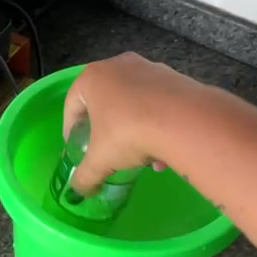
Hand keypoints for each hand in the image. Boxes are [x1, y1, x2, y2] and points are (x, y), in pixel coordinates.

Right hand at [62, 53, 213, 193]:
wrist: (185, 121)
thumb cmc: (129, 133)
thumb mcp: (101, 160)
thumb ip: (85, 176)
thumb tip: (80, 190)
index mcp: (92, 78)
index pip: (72, 104)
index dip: (71, 129)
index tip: (78, 147)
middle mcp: (119, 66)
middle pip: (104, 102)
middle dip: (106, 130)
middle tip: (108, 150)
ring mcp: (150, 68)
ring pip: (133, 103)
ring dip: (133, 128)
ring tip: (142, 157)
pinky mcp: (175, 77)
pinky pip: (157, 103)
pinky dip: (156, 124)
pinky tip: (163, 150)